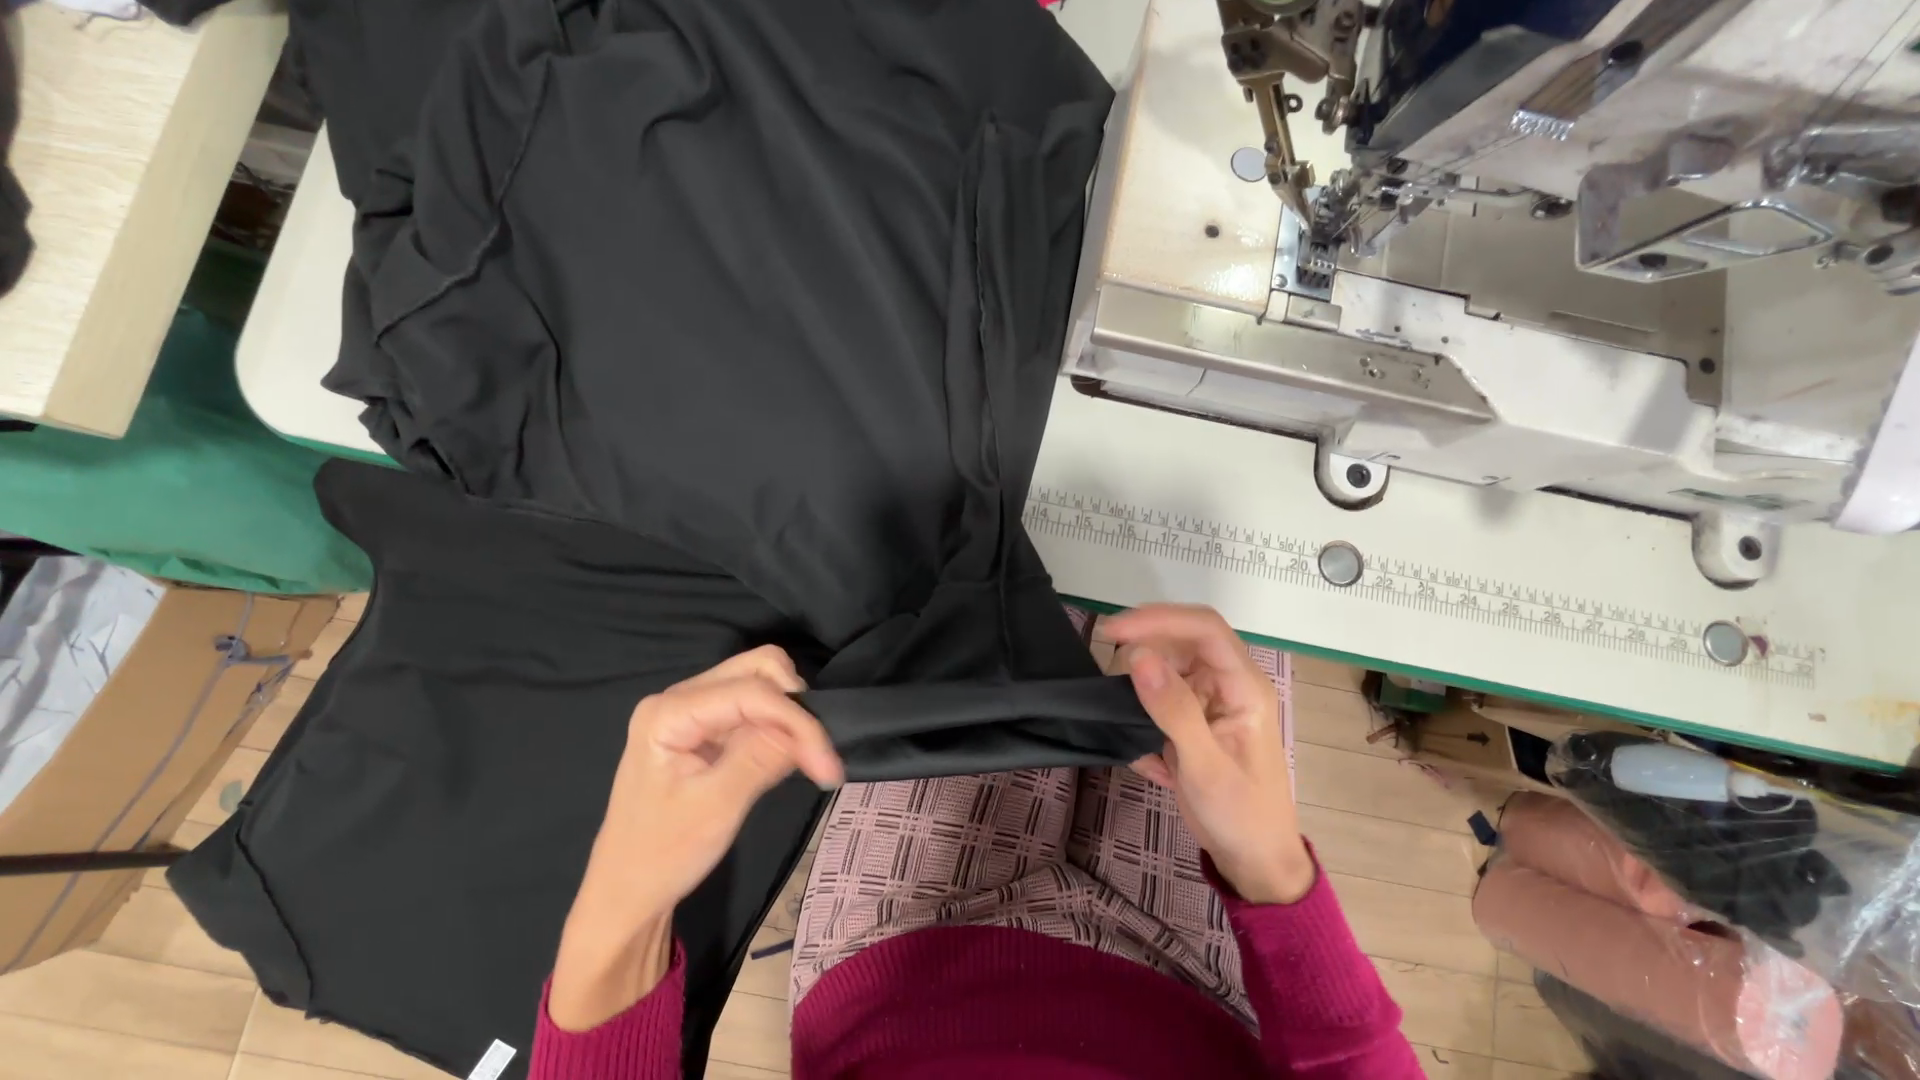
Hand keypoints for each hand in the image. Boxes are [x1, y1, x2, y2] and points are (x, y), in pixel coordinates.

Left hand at [549, 647, 843, 1030]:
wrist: (627, 892)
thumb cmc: (662, 854)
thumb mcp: (716, 808)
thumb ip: (760, 758)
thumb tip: (808, 729)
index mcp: (669, 712)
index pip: (751, 692)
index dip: (796, 720)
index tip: (828, 765)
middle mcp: (679, 699)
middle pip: (757, 670)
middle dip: (794, 708)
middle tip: (817, 756)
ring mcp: (692, 712)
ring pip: (760, 684)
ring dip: (790, 716)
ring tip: (807, 761)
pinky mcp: (706, 729)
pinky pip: (753, 709)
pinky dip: (779, 727)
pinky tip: (790, 759)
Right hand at [1107, 605, 1314, 904]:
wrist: (1255, 862)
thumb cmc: (1241, 815)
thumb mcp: (1205, 767)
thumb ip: (1174, 710)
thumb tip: (1138, 657)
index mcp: (1244, 687)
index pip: (1204, 628)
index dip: (1158, 619)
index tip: (1112, 632)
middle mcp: (1229, 684)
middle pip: (1181, 641)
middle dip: (1143, 651)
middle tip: (1109, 680)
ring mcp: (1211, 702)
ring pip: (1165, 668)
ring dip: (1140, 690)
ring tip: (1126, 724)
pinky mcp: (1194, 720)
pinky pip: (1159, 700)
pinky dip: (1142, 719)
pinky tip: (1149, 759)